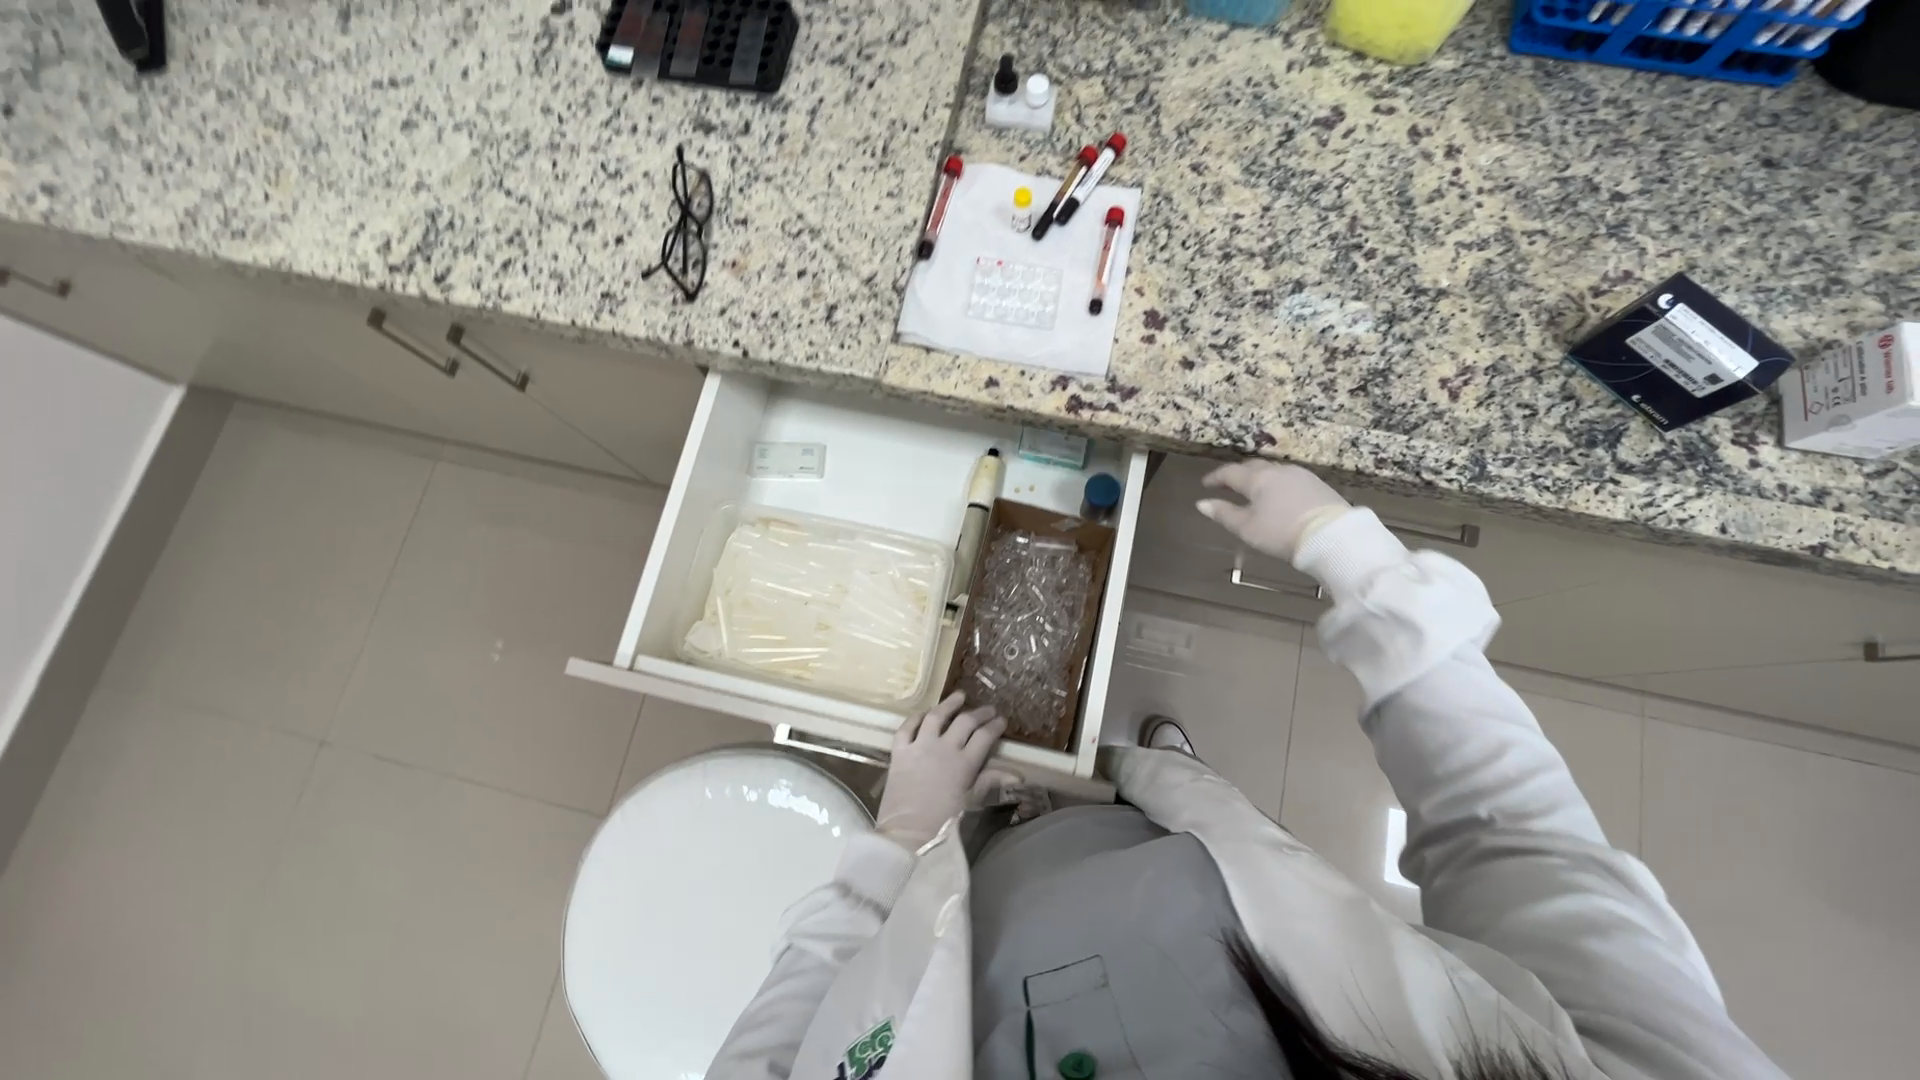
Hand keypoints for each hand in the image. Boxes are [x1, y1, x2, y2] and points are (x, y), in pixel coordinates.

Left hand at [875, 692, 1006, 849]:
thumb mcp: (971, 801)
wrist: (908, 833)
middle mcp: (944, 748)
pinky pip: (906, 728)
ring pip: (936, 717)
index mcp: (965, 763)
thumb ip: (989, 781)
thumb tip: (1017, 775)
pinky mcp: (899, 751)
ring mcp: (920, 746)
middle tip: (988, 709)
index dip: (995, 726)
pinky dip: (915, 718)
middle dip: (980, 713)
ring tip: (959, 696)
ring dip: (949, 704)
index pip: (984, 737)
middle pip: (965, 722)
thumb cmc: (944, 822)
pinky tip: (923, 713)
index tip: (1001, 720)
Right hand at [1195, 461, 1350, 563]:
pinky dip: (1276, 483)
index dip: (1216, 477)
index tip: (1206, 484)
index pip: (1230, 472)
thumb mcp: (1247, 528)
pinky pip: (1289, 478)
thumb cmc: (1281, 533)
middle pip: (1253, 466)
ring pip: (1273, 470)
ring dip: (1259, 477)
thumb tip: (1201, 503)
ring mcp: (1301, 475)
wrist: (1332, 537)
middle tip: (1227, 484)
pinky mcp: (1317, 484)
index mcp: (1257, 478)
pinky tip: (1277, 494)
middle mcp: (1278, 470)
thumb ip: (1223, 514)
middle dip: (1238, 473)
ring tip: (1252, 489)